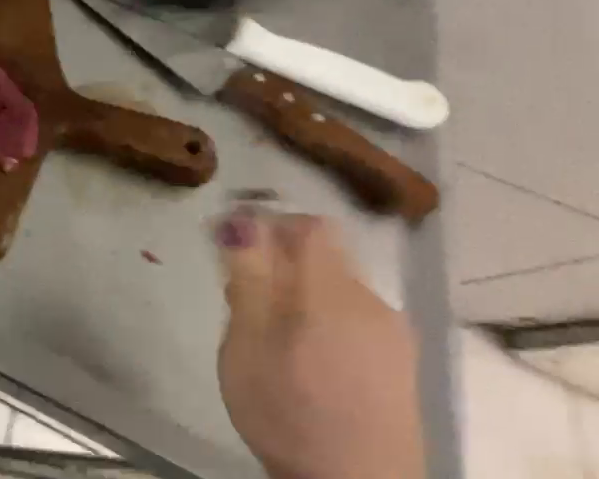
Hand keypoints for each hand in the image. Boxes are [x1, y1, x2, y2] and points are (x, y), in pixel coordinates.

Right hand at [216, 211, 424, 478]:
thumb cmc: (287, 410)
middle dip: (276, 262)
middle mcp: (373, 303)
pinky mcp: (397, 363)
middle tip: (238, 297)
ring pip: (333, 285)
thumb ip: (248, 275)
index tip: (230, 244)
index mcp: (334, 293)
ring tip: (263, 330)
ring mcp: (392, 335)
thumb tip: (242, 217)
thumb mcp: (247, 339)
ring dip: (295, 291)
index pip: (308, 225)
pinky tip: (299, 354)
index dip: (267, 222)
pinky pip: (350, 314)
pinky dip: (318, 316)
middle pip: (321, 254)